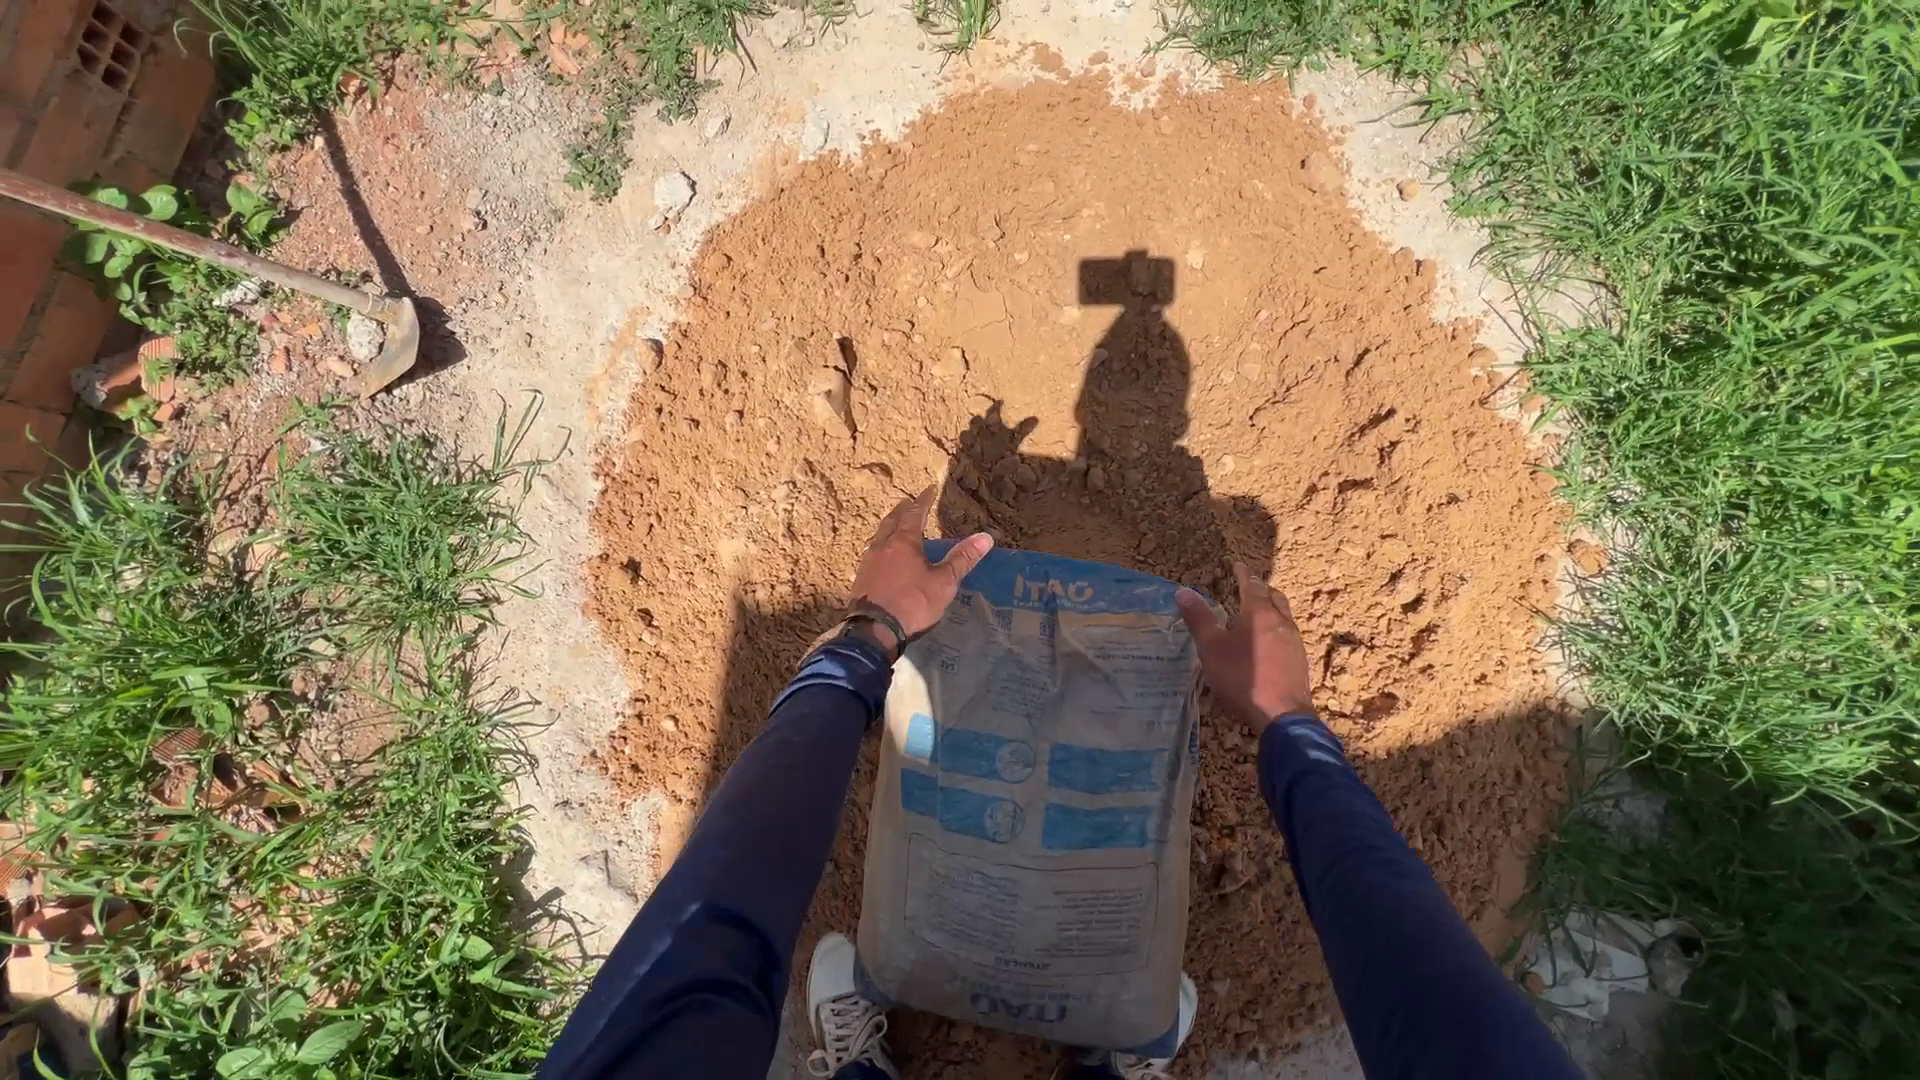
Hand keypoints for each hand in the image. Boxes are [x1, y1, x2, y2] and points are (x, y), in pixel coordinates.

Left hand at [850, 487, 993, 653]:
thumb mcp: (944, 582)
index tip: (929, 489)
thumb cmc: (913, 603)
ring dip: (890, 528)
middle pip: (892, 520)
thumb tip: (986, 537)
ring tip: (898, 528)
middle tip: (910, 504)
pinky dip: (883, 546)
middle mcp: (883, 545)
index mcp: (904, 542)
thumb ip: (962, 558)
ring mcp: (868, 561)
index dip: (924, 501)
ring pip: (880, 536)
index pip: (915, 513)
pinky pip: (873, 552)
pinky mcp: (861, 578)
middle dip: (903, 510)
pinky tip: (885, 556)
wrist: (874, 630)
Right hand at [1175, 562, 1313, 734]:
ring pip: (1283, 615)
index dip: (1242, 573)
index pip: (1251, 584)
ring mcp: (1293, 642)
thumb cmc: (1242, 677)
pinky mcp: (1299, 661)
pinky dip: (1275, 628)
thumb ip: (1199, 619)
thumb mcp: (1211, 648)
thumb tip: (1183, 591)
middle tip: (1247, 586)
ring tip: (1256, 613)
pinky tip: (1266, 642)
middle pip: (1273, 596)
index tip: (1237, 565)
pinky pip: (1286, 633)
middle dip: (1260, 588)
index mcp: (1258, 613)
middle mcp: (1280, 621)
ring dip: (1270, 608)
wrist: (1281, 715)